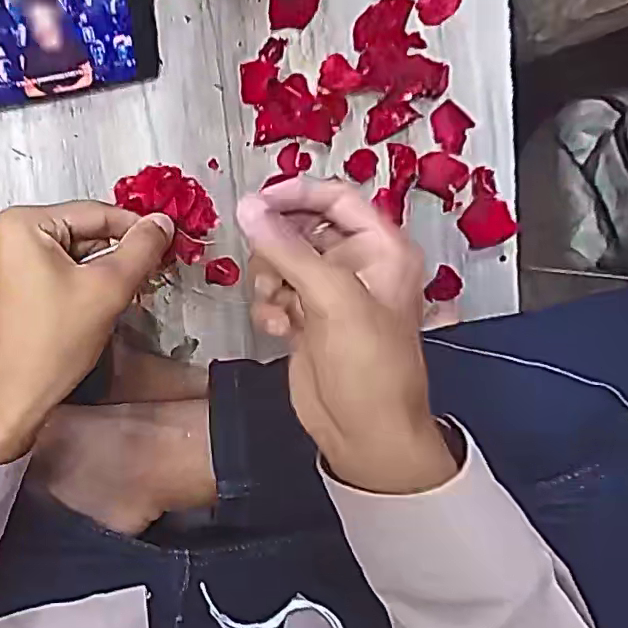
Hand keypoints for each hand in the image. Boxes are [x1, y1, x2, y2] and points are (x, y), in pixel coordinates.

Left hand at [0, 201, 174, 463]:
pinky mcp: (24, 284)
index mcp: (24, 224)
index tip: (166, 237)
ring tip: (136, 287)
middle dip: (124, 252)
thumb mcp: (107, 288)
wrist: (15, 396)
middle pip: (88, 231)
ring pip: (81, 253)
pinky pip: (68, 270)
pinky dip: (93, 282)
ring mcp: (17, 261)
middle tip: (157, 266)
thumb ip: (141, 249)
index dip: (137, 227)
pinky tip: (111, 299)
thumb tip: (160, 224)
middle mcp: (14, 236)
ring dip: (111, 269)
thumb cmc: (46, 346)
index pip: (96, 213)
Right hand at [236, 180, 457, 493]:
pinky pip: (274, 293)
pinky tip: (279, 329)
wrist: (364, 433)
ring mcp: (328, 292)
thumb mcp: (331, 298)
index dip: (295, 194)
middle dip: (276, 247)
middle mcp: (355, 264)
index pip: (334, 198)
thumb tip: (247, 206)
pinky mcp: (306, 317)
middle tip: (268, 269)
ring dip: (269, 280)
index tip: (256, 202)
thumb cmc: (369, 365)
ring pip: (280, 260)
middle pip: (300, 228)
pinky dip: (269, 307)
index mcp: (380, 248)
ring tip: (278, 306)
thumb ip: (286, 247)